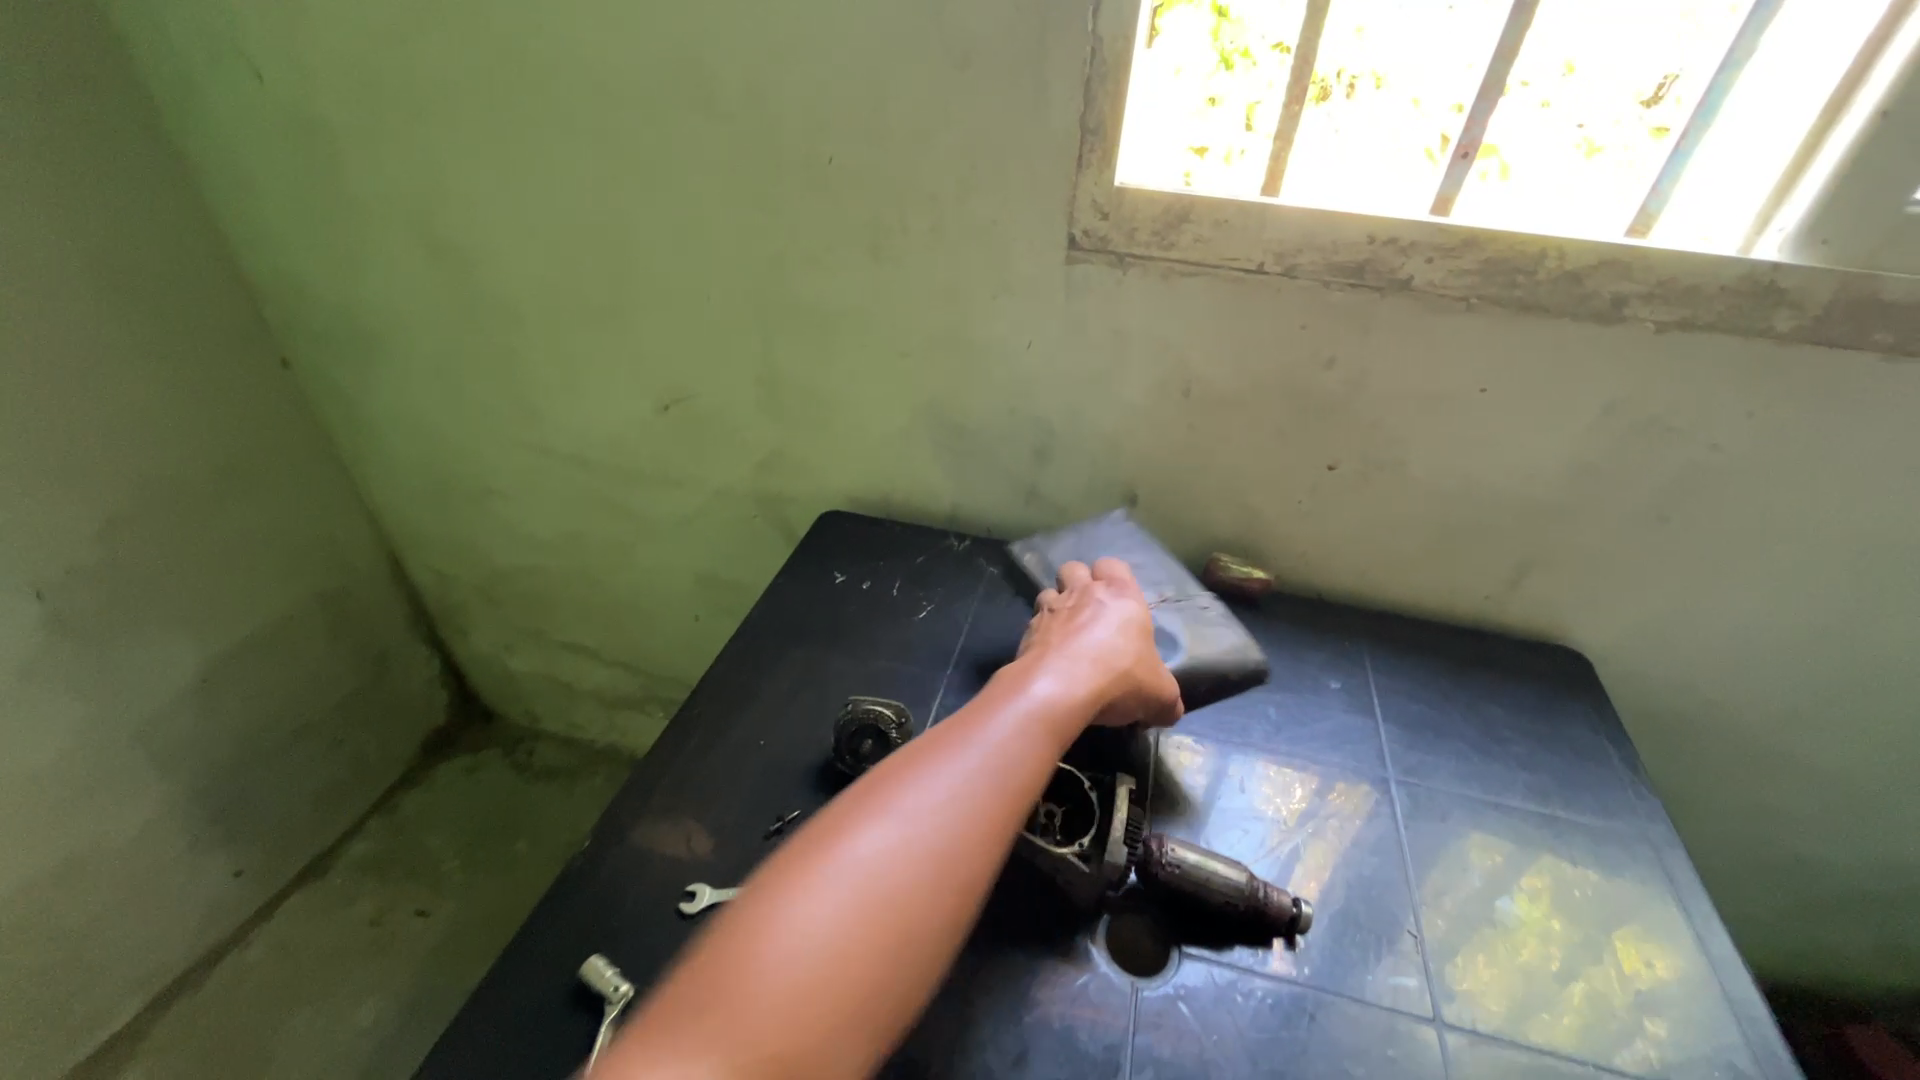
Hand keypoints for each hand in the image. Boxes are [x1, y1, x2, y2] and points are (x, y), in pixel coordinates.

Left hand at [1017, 558, 1182, 728]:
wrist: (1058, 689)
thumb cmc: (1119, 678)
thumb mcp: (1160, 695)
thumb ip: (1167, 700)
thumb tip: (1169, 712)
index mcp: (1120, 595)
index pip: (1113, 564)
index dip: (1114, 577)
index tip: (1119, 601)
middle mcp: (1082, 593)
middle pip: (1074, 568)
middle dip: (1078, 583)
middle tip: (1088, 612)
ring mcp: (1050, 610)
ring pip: (1047, 591)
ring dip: (1055, 606)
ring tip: (1064, 633)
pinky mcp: (1026, 631)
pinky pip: (1032, 624)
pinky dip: (1039, 636)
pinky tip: (1047, 658)